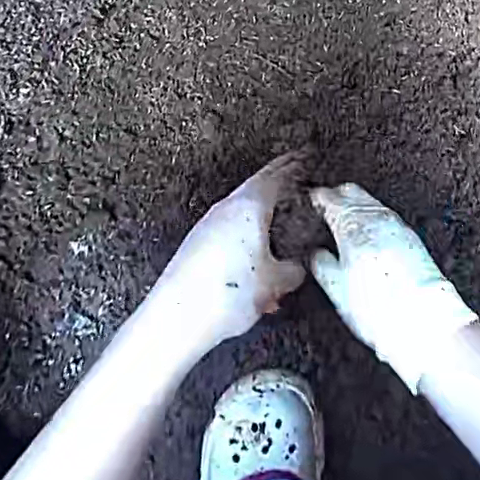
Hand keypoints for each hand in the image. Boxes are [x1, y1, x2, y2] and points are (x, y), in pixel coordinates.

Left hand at [147, 151, 308, 353]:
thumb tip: (297, 269)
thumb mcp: (275, 283)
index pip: (276, 175)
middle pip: (257, 188)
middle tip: (294, 176)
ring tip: (280, 220)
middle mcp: (226, 209)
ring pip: (243, 210)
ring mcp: (209, 225)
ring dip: (262, 211)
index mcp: (248, 206)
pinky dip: (247, 233)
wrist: (175, 320)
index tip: (303, 159)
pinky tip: (255, 258)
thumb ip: (292, 271)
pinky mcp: (198, 245)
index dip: (293, 166)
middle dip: (278, 183)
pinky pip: (230, 230)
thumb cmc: (224, 295)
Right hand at [309, 183, 477, 392]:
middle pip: (352, 193)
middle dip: (338, 195)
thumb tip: (316, 254)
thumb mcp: (338, 292)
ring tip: (346, 215)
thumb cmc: (381, 312)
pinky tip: (370, 229)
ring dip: (356, 203)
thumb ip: (323, 266)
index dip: (319, 198)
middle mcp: (376, 219)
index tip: (313, 199)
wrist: (424, 323)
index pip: (331, 200)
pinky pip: (386, 214)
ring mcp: (396, 225)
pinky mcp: (411, 236)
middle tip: (326, 203)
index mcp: (353, 228)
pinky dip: (373, 215)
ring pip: (370, 201)